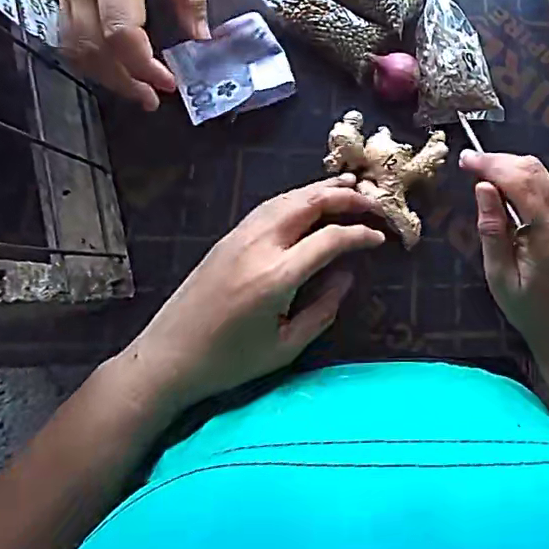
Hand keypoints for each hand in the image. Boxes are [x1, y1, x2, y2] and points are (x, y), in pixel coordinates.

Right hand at [57, 0, 209, 108]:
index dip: (142, 63)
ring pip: (76, 47)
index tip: (168, 81)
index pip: (120, 29)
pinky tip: (116, 70)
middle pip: (92, 47)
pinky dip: (92, 61)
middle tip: (154, 99)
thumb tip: (200, 37)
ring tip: (138, 92)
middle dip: (123, 80)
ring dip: (106, 76)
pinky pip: (70, 37)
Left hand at [119, 176, 383, 411]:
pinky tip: (308, 200)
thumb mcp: (285, 348)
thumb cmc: (229, 362)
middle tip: (371, 200)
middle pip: (309, 203)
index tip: (379, 238)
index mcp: (276, 276)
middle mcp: (259, 245)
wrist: (168, 355)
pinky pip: (270, 206)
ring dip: (320, 189)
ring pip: (288, 198)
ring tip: (348, 186)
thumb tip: (346, 275)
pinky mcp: (228, 236)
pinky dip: (297, 197)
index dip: (360, 234)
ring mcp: (240, 236)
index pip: (330, 239)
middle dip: (345, 196)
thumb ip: (322, 310)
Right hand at [459, 150, 548, 365]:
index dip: (491, 165)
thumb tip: (483, 187)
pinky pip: (543, 186)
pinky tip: (498, 186)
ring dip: (508, 167)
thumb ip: (492, 229)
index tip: (465, 158)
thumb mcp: (499, 275)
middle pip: (534, 171)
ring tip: (478, 171)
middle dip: (499, 161)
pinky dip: (519, 179)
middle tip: (468, 162)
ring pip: (540, 174)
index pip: (522, 183)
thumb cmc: (528, 308)